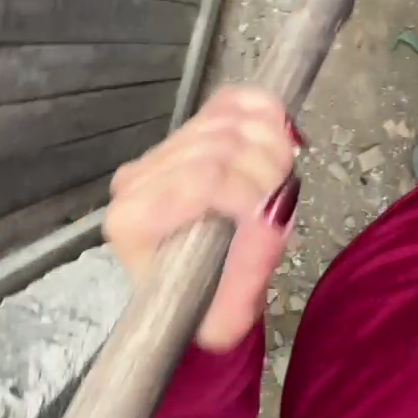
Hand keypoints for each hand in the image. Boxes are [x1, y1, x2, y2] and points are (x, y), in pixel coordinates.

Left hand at [104, 86, 294, 350]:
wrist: (197, 284)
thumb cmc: (207, 304)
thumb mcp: (226, 318)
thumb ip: (245, 282)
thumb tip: (269, 222)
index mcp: (133, 222)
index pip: (202, 179)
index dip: (249, 193)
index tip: (274, 219)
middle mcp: (138, 178)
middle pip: (222, 144)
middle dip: (266, 172)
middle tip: (284, 203)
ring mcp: (164, 148)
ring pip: (230, 120)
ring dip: (270, 146)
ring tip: (280, 182)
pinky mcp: (189, 128)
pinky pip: (233, 99)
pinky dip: (264, 111)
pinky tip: (274, 137)